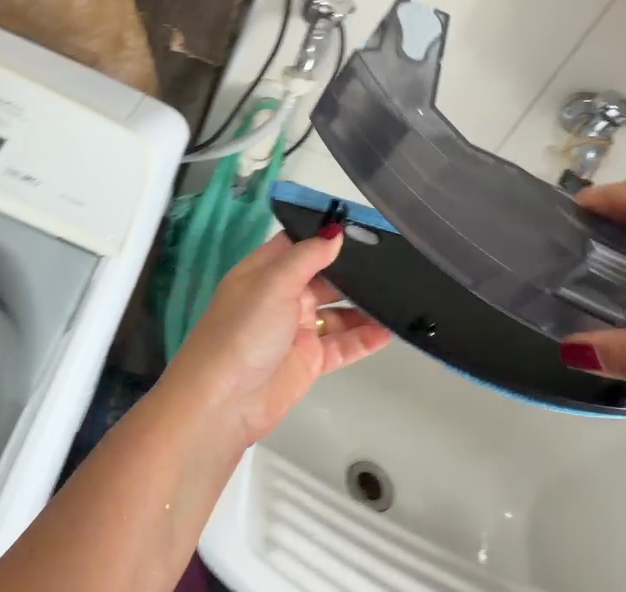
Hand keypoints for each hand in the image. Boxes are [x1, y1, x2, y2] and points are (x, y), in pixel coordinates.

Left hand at [161, 228, 389, 448]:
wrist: (224, 401)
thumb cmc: (243, 331)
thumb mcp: (272, 284)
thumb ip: (307, 257)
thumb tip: (335, 232)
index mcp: (263, 272)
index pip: (297, 244)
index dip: (325, 234)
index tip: (363, 225)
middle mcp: (280, 297)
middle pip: (322, 277)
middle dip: (351, 270)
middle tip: (394, 258)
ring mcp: (295, 330)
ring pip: (337, 311)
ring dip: (364, 305)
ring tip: (401, 294)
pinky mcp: (309, 361)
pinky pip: (342, 345)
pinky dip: (364, 338)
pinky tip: (390, 330)